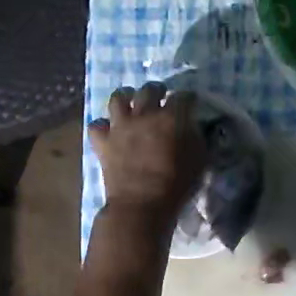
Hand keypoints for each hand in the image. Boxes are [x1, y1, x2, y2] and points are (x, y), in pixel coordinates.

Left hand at [88, 84, 206, 222]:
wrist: (141, 205)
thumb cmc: (176, 185)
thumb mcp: (199, 161)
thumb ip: (197, 138)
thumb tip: (193, 127)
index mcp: (172, 117)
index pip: (183, 97)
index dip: (188, 99)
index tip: (190, 103)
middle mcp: (144, 114)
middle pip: (149, 89)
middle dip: (157, 90)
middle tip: (160, 97)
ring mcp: (120, 127)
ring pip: (118, 98)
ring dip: (125, 97)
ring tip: (130, 102)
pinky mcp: (103, 142)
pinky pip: (96, 126)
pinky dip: (101, 126)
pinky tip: (108, 130)